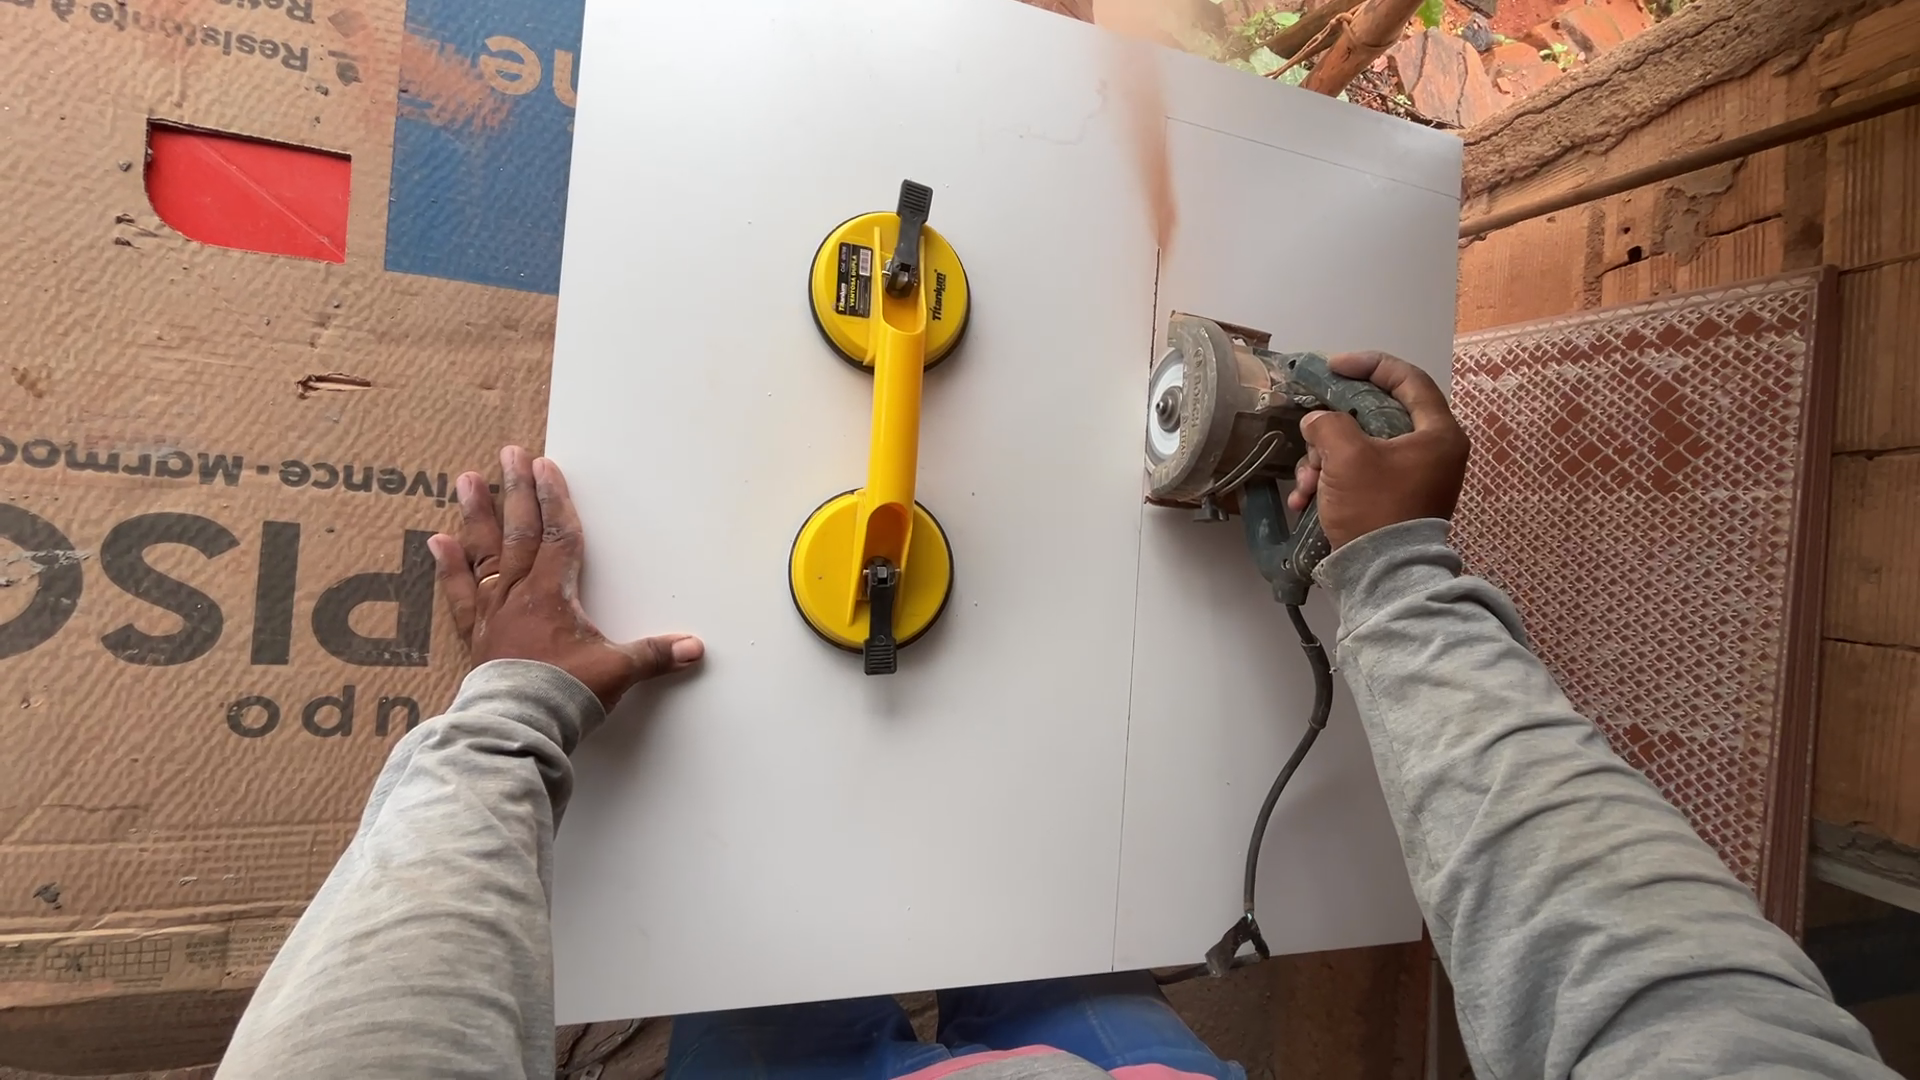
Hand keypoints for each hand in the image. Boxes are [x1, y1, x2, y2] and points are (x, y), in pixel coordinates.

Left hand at [428, 446, 703, 710]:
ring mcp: (494, 611)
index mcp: (554, 593)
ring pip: (486, 552)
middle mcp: (520, 593)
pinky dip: (449, 567)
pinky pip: (461, 592)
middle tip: (509, 456)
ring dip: (478, 515)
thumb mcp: (619, 670)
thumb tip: (693, 648)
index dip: (555, 499)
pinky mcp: (477, 634)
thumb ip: (655, 654)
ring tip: (467, 481)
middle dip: (517, 491)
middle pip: (520, 531)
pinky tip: (437, 541)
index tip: (546, 467)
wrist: (517, 727)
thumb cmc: (566, 693)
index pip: (558, 535)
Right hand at [1286, 352, 1469, 549]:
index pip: (1407, 379)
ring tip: (1306, 486)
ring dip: (1322, 462)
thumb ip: (1328, 425)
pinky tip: (1304, 501)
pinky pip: (1354, 475)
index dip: (1368, 366)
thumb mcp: (1346, 457)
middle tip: (1309, 437)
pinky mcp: (1389, 498)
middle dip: (1331, 431)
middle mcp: (1430, 450)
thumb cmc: (1374, 507)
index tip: (1333, 367)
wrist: (1382, 574)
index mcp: (1437, 433)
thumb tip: (1318, 421)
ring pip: (1356, 448)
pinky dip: (1328, 483)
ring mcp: (1409, 476)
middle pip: (1373, 417)